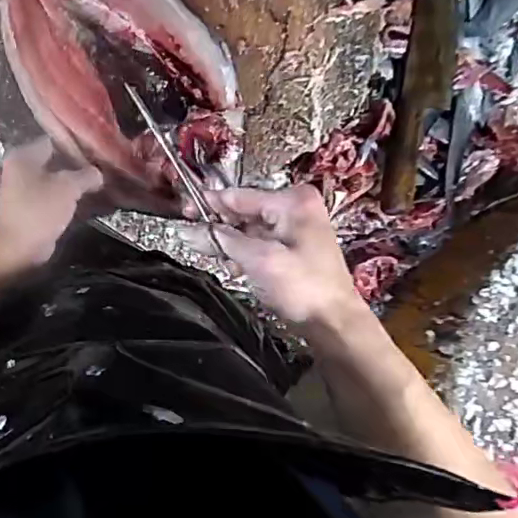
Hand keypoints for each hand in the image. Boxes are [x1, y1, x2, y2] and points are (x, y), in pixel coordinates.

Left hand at [0, 138, 102, 271]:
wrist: (18, 249)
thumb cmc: (39, 211)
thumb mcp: (67, 187)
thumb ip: (85, 175)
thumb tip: (98, 172)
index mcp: (24, 155)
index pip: (55, 140)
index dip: (78, 144)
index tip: (100, 150)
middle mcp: (22, 169)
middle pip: (57, 160)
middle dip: (80, 165)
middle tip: (105, 167)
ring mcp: (26, 190)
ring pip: (58, 181)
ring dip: (77, 184)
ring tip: (103, 183)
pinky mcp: (33, 209)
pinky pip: (56, 198)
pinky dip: (71, 200)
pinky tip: (91, 200)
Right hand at [193, 184, 365, 328]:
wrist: (333, 321)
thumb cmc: (303, 288)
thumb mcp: (259, 260)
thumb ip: (223, 241)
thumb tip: (190, 231)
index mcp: (292, 201)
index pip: (239, 196)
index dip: (209, 204)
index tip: (183, 212)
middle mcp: (296, 207)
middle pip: (243, 210)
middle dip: (219, 226)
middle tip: (193, 239)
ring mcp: (296, 227)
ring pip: (249, 227)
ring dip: (230, 242)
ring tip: (215, 257)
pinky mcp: (293, 246)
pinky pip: (259, 241)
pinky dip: (244, 252)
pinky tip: (234, 266)